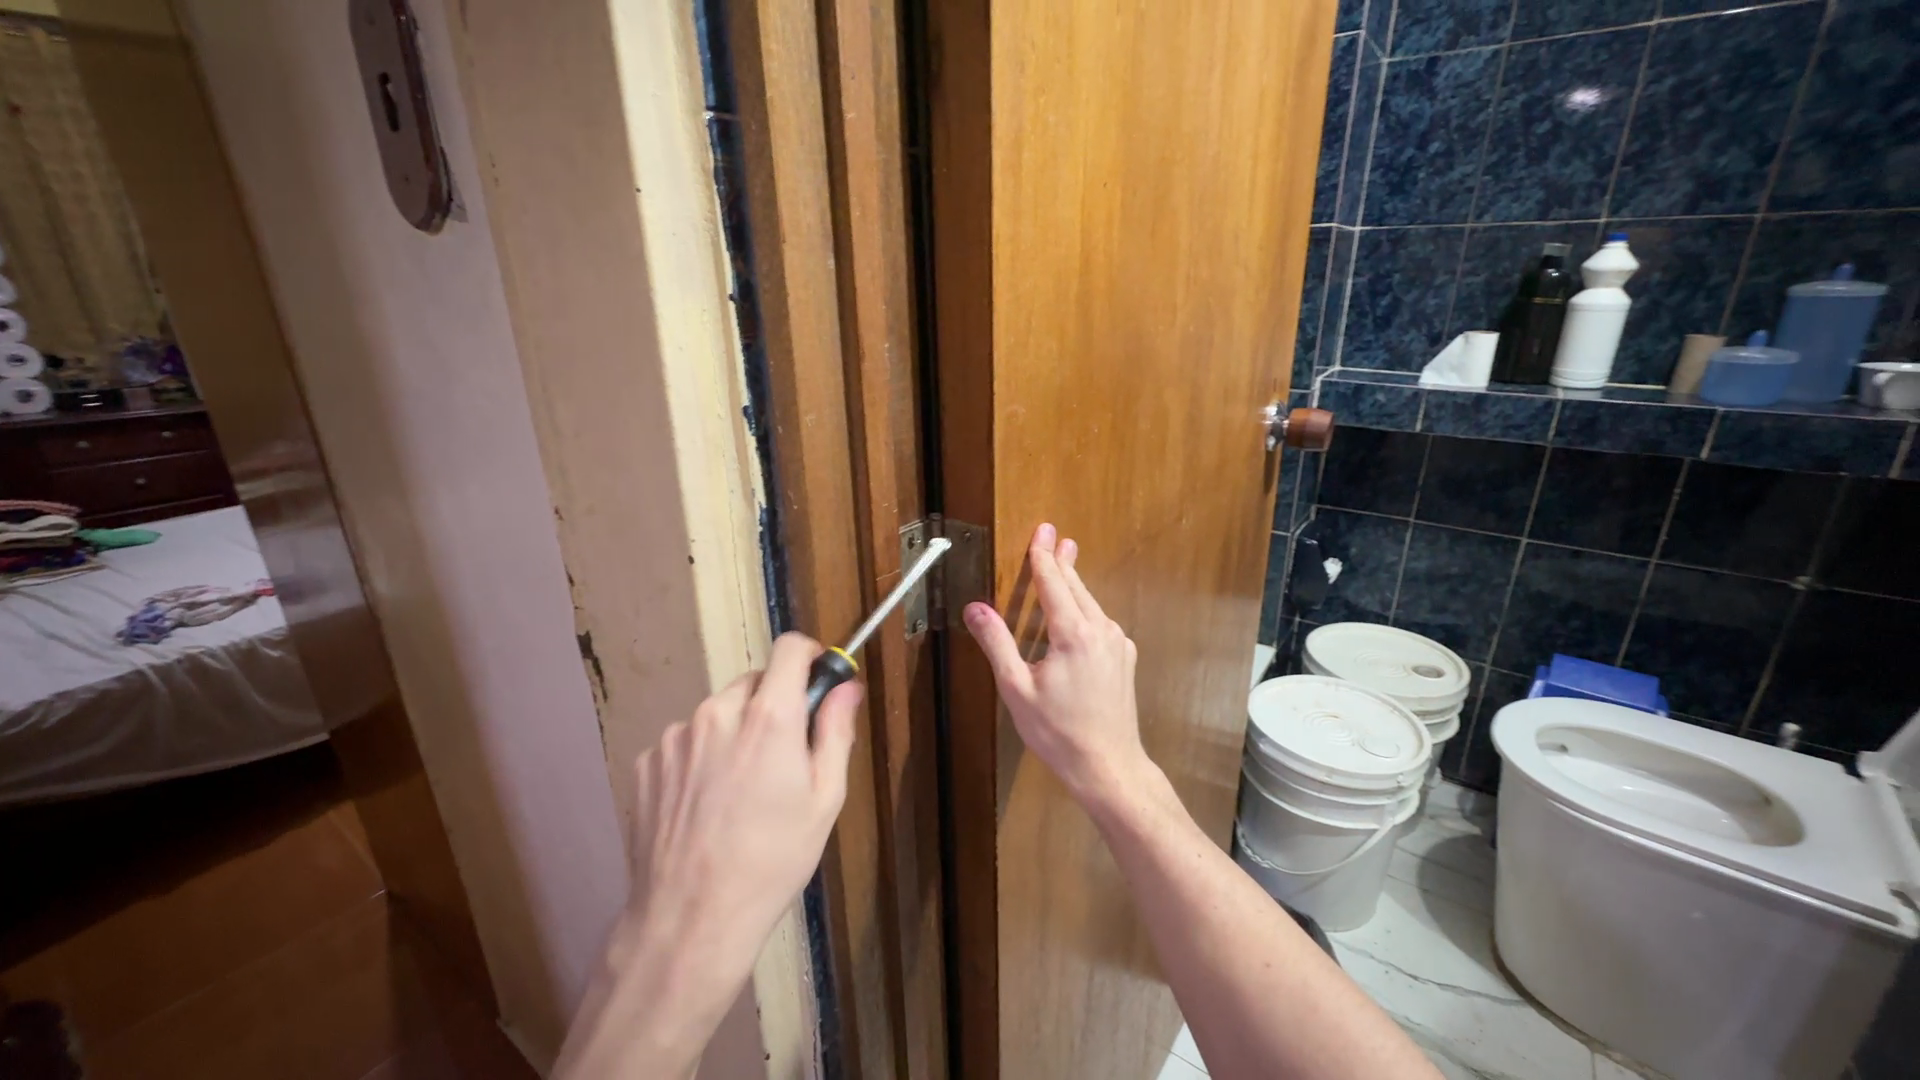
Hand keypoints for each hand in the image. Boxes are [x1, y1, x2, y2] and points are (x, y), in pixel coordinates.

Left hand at [554, 634, 861, 1079]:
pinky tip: (705, 804)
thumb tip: (847, 686)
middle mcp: (717, 712)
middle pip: (755, 682)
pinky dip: (701, 757)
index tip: (818, 679)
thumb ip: (837, 731)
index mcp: (769, 717)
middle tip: (783, 754)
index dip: (810, 656)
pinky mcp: (646, 762)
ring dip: (735, 731)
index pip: (790, 648)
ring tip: (739, 790)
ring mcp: (675, 736)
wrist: (691, 918)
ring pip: (718, 712)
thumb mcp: (824, 799)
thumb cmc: (773, 861)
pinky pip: (685, 741)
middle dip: (774, 704)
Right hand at [963, 523, 1149, 808]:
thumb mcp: (1017, 689)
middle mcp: (1100, 630)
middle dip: (1061, 560)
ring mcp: (1117, 643)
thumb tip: (975, 608)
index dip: (1042, 556)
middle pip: (1076, 586)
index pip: (1053, 583)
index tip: (1041, 531)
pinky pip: (1101, 622)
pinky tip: (1079, 613)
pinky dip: (1086, 609)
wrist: (1109, 765)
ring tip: (1065, 562)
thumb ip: (997, 643)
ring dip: (1074, 583)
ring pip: (1091, 603)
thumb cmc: (1058, 732)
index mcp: (1072, 634)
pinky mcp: (1125, 658)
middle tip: (1054, 534)